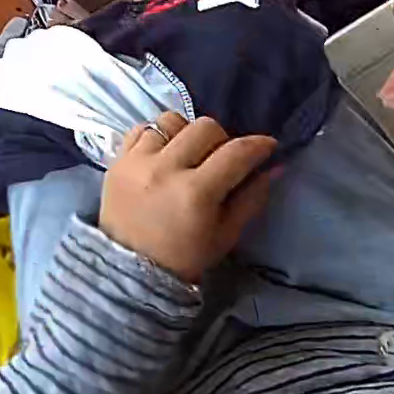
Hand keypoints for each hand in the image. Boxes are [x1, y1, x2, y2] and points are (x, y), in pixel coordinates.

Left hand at [99, 113, 277, 282]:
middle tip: (222, 158)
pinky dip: (157, 136)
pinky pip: (141, 129)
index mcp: (196, 193)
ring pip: (171, 121)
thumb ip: (253, 198)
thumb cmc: (184, 257)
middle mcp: (165, 170)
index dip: (259, 145)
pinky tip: (163, 154)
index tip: (267, 146)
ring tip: (187, 154)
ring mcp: (137, 162)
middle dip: (222, 140)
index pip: (237, 152)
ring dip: (187, 133)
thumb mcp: (226, 234)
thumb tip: (276, 167)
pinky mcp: (117, 161)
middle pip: (206, 127)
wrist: (129, 273)